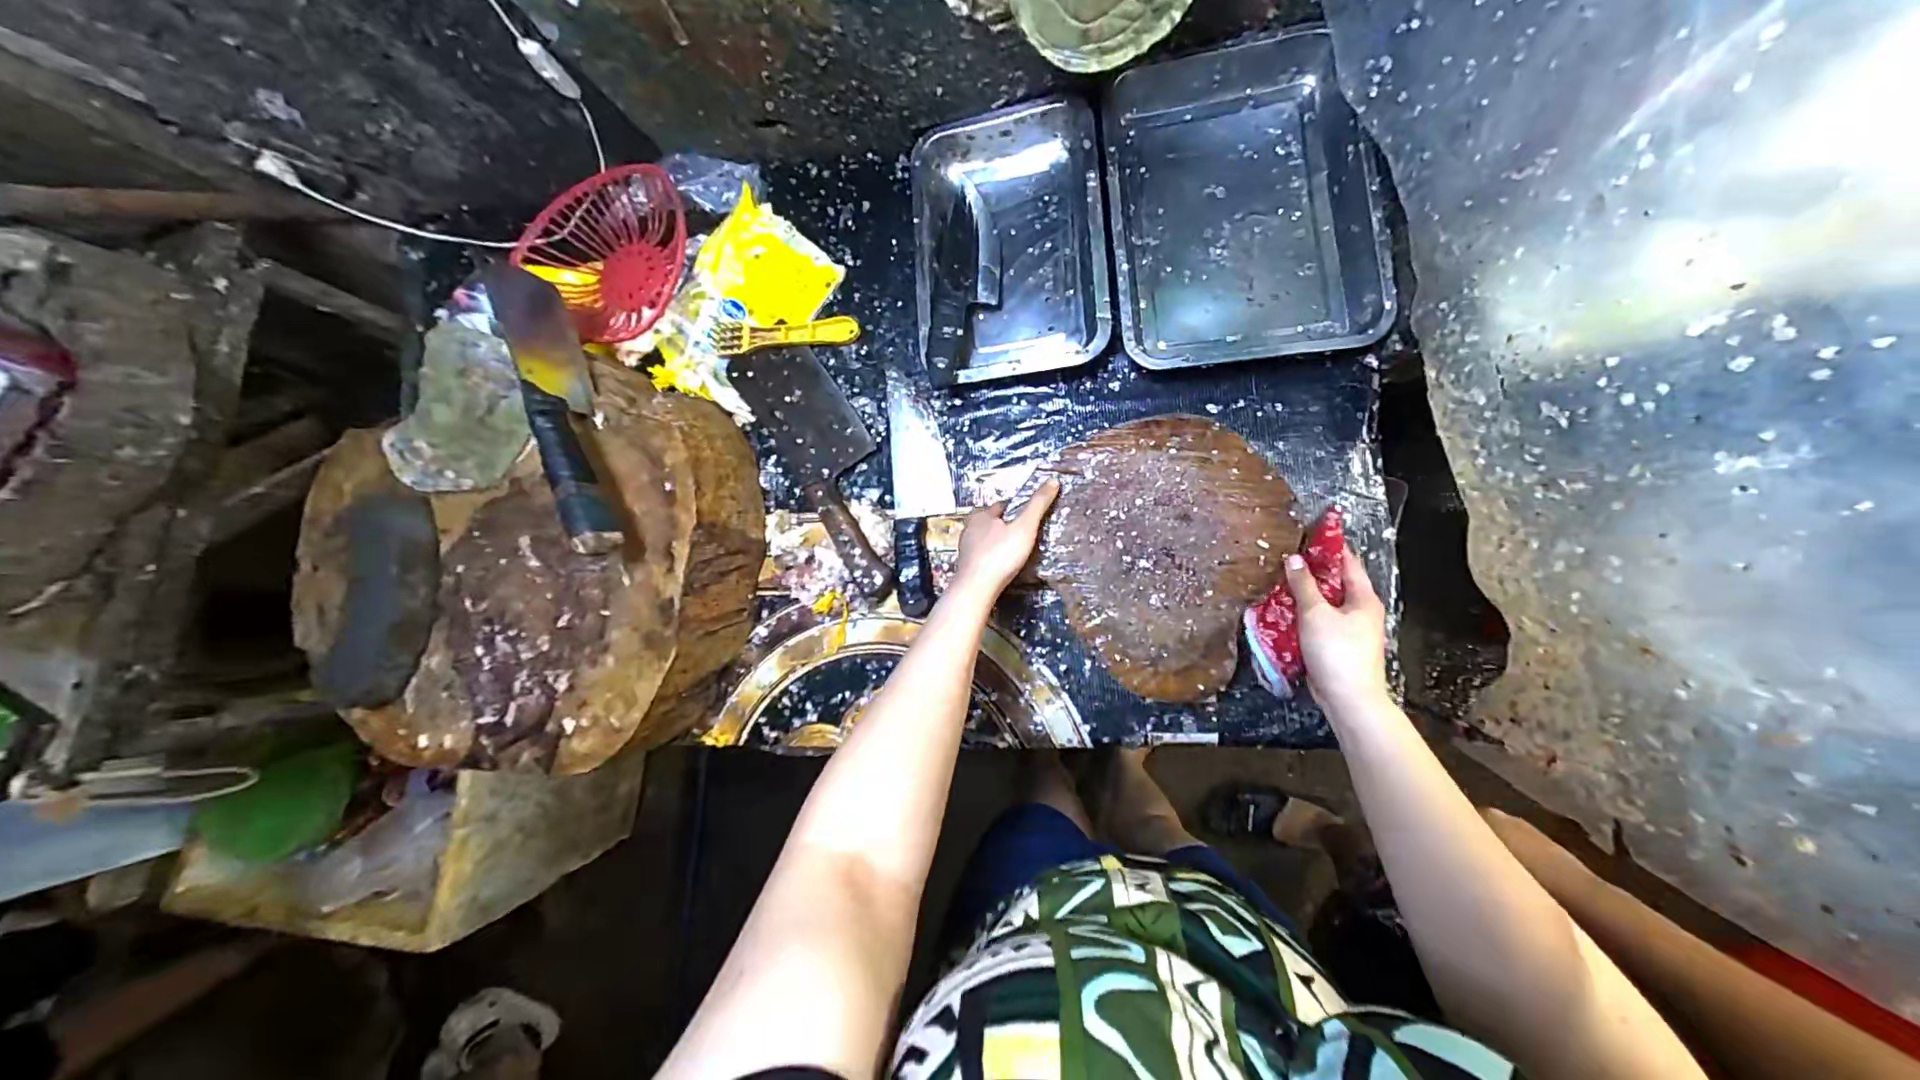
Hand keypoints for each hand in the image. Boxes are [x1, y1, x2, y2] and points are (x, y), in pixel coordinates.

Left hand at [952, 479, 1059, 596]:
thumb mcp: (1024, 527)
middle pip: (992, 523)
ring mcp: (965, 550)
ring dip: (998, 543)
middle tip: (1023, 534)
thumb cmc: (1001, 554)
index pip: (1001, 506)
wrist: (976, 589)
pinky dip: (992, 558)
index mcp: (980, 516)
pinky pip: (983, 557)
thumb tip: (1053, 480)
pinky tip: (1002, 565)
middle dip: (1005, 526)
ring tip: (1014, 550)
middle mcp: (969, 530)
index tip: (1028, 516)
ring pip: (986, 540)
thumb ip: (1038, 505)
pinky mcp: (967, 567)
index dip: (1015, 510)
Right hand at [1284, 547, 1389, 712]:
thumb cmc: (1337, 652)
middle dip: (1314, 572)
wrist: (1349, 698)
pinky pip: (1320, 623)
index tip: (1312, 534)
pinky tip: (1287, 614)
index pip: (1349, 563)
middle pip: (1337, 584)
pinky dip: (1305, 615)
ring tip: (1282, 584)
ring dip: (1307, 595)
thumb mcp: (1315, 613)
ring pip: (1327, 604)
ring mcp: (1352, 631)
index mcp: (1364, 599)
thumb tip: (1295, 559)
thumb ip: (1304, 585)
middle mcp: (1362, 612)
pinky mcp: (1339, 647)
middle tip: (1289, 560)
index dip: (1331, 548)